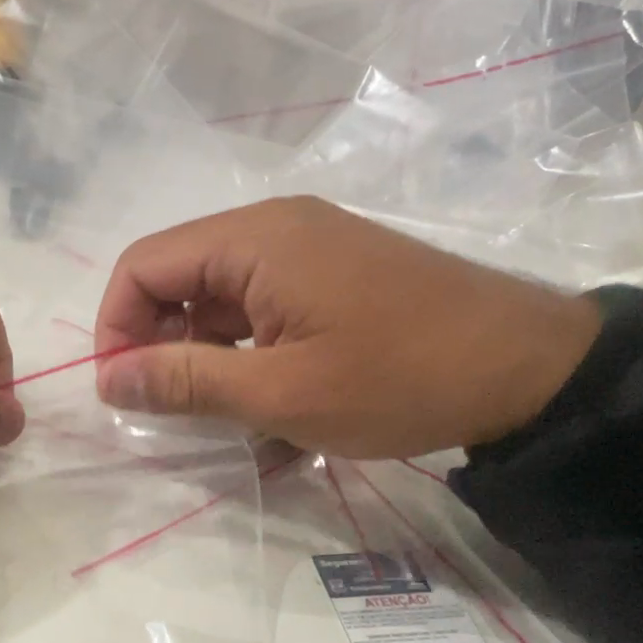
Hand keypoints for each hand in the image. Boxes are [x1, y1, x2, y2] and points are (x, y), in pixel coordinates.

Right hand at [93, 197, 604, 458]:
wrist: (536, 373)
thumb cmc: (400, 380)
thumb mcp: (279, 393)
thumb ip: (183, 382)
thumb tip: (107, 381)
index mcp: (256, 241)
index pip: (142, 266)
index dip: (115, 328)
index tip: (124, 392)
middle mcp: (274, 230)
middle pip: (173, 277)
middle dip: (153, 342)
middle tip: (165, 407)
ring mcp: (306, 250)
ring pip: (212, 296)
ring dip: (196, 352)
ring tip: (212, 412)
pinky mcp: (330, 276)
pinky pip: (254, 306)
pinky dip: (237, 351)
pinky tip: (254, 399)